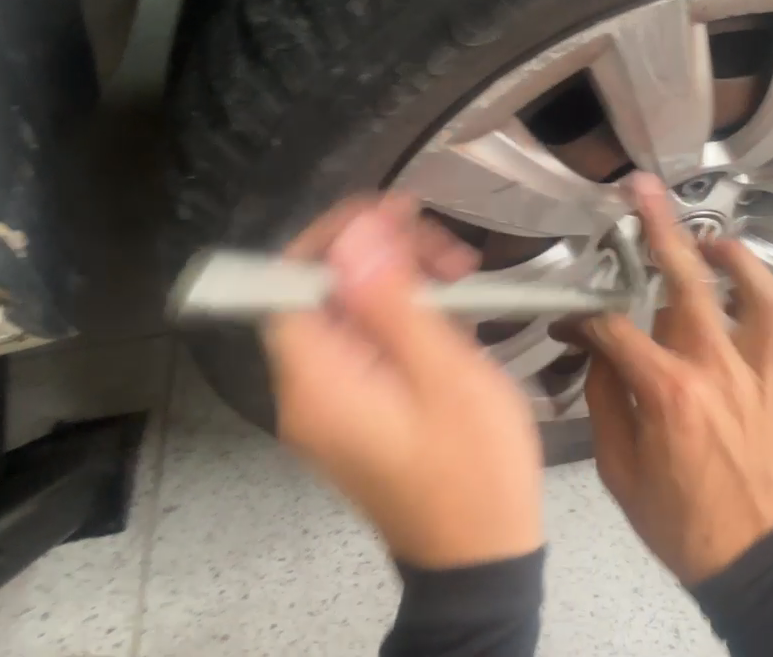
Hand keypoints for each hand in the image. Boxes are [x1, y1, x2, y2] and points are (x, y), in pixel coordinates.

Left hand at [262, 195, 544, 568]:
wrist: (481, 558)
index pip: (290, 280)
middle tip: (452, 254)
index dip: (338, 234)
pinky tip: (453, 313)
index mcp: (319, 381)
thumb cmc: (474, 470)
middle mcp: (310, 389)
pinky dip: (407, 314)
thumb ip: (396, 301)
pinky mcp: (359, 409)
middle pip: (324, 289)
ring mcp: (333, 402)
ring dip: (403, 280)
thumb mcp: (447, 375)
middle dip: (385, 254)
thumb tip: (357, 235)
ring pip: (351, 310)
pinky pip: (368, 340)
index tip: (398, 213)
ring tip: (464, 278)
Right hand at [581, 173, 772, 583]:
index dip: (586, 318)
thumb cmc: (670, 515)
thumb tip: (588, 338)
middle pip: (684, 285)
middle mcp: (714, 369)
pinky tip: (745, 278)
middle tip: (641, 191)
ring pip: (750, 293)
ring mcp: (754, 371)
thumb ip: (603, 390)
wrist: (742, 553)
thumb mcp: (616, 462)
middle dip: (658, 231)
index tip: (569, 317)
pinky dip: (767, 292)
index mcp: (666, 394)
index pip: (616, 330)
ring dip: (727, 256)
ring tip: (703, 238)